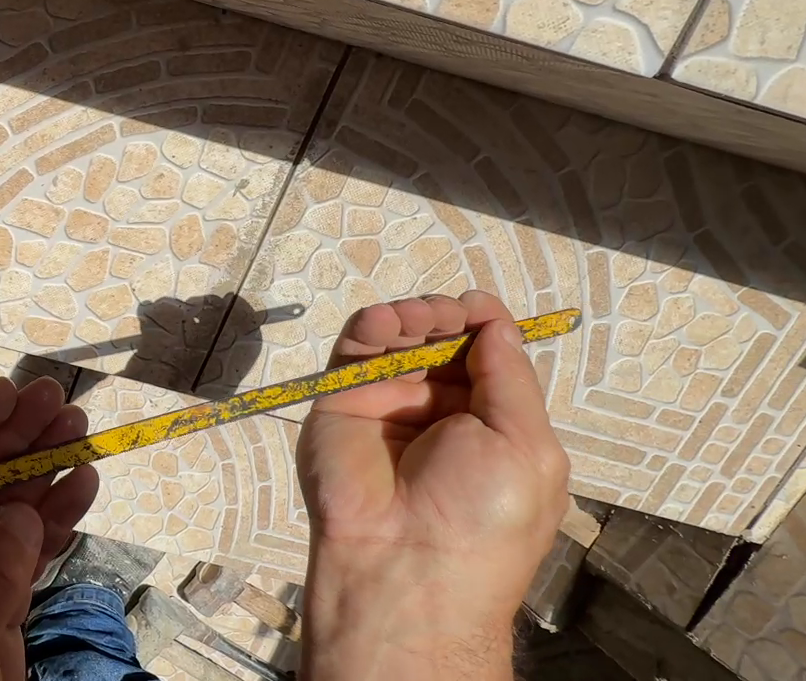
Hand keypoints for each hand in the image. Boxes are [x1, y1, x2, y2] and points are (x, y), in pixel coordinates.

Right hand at [296, 292, 568, 680]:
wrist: (405, 557)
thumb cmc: (484, 510)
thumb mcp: (525, 446)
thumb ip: (507, 377)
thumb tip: (494, 319)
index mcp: (488, 419)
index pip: (483, 355)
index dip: (482, 325)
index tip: (478, 306)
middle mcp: (435, 404)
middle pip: (438, 338)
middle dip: (444, 316)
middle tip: (444, 314)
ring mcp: (383, 397)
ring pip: (395, 336)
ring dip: (408, 315)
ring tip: (412, 318)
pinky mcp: (337, 395)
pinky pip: (353, 349)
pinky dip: (368, 325)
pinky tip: (383, 320)